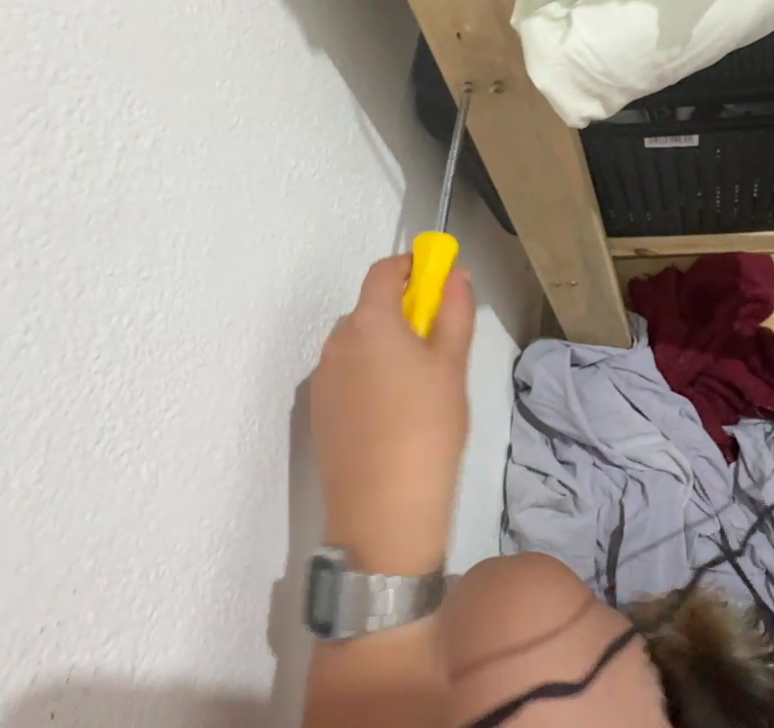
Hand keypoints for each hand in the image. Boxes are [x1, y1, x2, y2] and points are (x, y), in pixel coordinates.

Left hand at [310, 254, 475, 574]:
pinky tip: (394, 413)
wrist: (384, 507)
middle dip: (402, 313)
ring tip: (419, 385)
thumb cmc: (428, 425)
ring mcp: (322, 379)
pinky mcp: (318, 411)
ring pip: (358, 344)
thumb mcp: (452, 364)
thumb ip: (454, 311)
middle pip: (370, 309)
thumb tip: (455, 275)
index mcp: (369, 323)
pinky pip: (347, 375)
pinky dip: (370, 375)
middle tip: (438, 342)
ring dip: (385, 345)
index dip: (411, 266)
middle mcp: (336, 342)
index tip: (436, 277)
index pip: (383, 272)